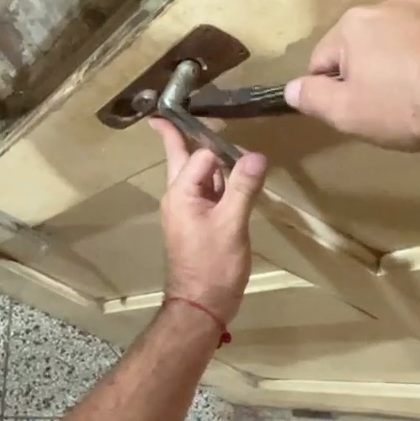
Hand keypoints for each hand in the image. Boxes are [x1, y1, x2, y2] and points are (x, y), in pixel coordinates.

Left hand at [148, 119, 267, 325]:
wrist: (200, 306)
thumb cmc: (213, 266)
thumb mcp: (232, 224)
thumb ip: (242, 187)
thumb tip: (255, 154)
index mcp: (180, 193)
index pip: (201, 156)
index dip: (223, 149)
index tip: (244, 147)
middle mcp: (177, 198)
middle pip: (181, 159)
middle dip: (178, 136)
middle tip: (164, 114)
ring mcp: (185, 212)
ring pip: (195, 176)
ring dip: (205, 159)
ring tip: (207, 135)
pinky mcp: (196, 224)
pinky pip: (205, 194)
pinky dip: (216, 182)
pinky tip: (231, 179)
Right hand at [284, 0, 419, 150]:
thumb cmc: (411, 105)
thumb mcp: (349, 114)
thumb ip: (313, 99)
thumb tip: (293, 89)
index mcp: (353, 25)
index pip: (322, 61)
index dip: (330, 93)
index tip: (351, 115)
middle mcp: (389, 6)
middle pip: (361, 48)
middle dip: (367, 77)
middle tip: (385, 112)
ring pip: (399, 44)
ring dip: (401, 69)